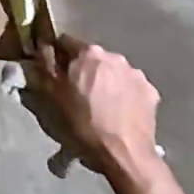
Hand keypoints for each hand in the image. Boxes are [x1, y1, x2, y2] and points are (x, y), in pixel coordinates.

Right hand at [37, 35, 160, 178]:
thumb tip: (41, 47)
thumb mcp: (51, 90)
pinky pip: (130, 84)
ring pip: (112, 69)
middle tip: (77, 87)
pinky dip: (123, 91)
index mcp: (88, 52)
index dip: (57, 55)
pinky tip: (118, 108)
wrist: (124, 152)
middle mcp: (114, 56)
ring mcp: (136, 74)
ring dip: (104, 78)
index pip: (65, 41)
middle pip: (91, 56)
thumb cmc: (83, 118)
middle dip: (83, 67)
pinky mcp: (152, 92)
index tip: (55, 69)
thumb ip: (44, 63)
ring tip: (100, 100)